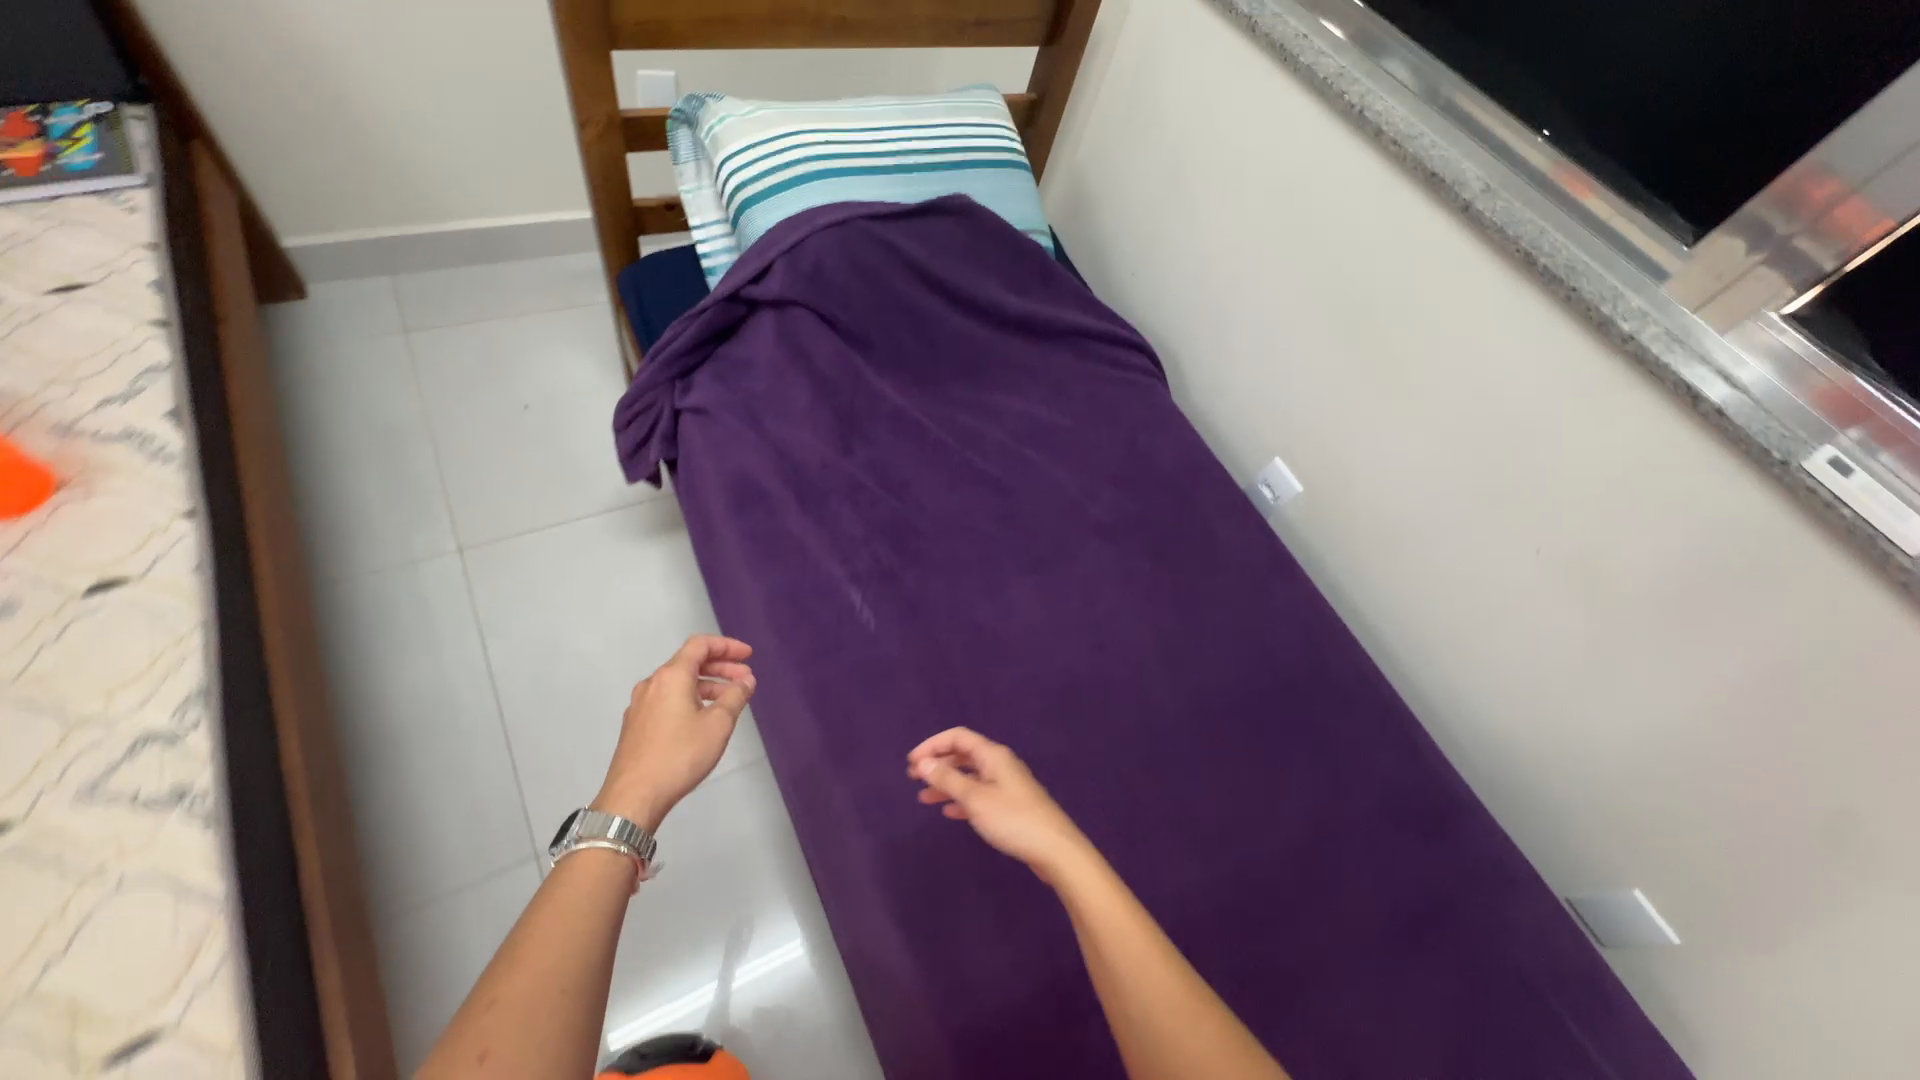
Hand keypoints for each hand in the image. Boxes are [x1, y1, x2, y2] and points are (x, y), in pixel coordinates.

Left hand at [594, 635, 755, 829]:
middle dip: (721, 667)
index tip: (748, 656)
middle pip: (689, 663)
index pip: (700, 645)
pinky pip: (668, 700)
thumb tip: (745, 680)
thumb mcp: (718, 725)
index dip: (727, 646)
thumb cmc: (680, 755)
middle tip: (746, 680)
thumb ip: (735, 697)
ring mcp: (640, 705)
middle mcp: (652, 684)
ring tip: (730, 701)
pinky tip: (703, 719)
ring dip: (706, 686)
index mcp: (671, 676)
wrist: (633, 796)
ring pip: (678, 684)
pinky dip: (690, 699)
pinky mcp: (636, 725)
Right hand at [908, 727, 1095, 880]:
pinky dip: (962, 800)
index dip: (932, 745)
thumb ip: (948, 779)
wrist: (1055, 850)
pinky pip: (980, 795)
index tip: (911, 762)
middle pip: (964, 755)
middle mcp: (1000, 765)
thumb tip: (924, 762)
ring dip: (947, 784)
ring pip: (970, 777)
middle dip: (938, 764)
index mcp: (993, 755)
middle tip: (913, 777)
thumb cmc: (1013, 819)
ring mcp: (1007, 785)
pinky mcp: (1011, 806)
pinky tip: (949, 813)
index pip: (958, 737)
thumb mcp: (975, 798)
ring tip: (924, 798)